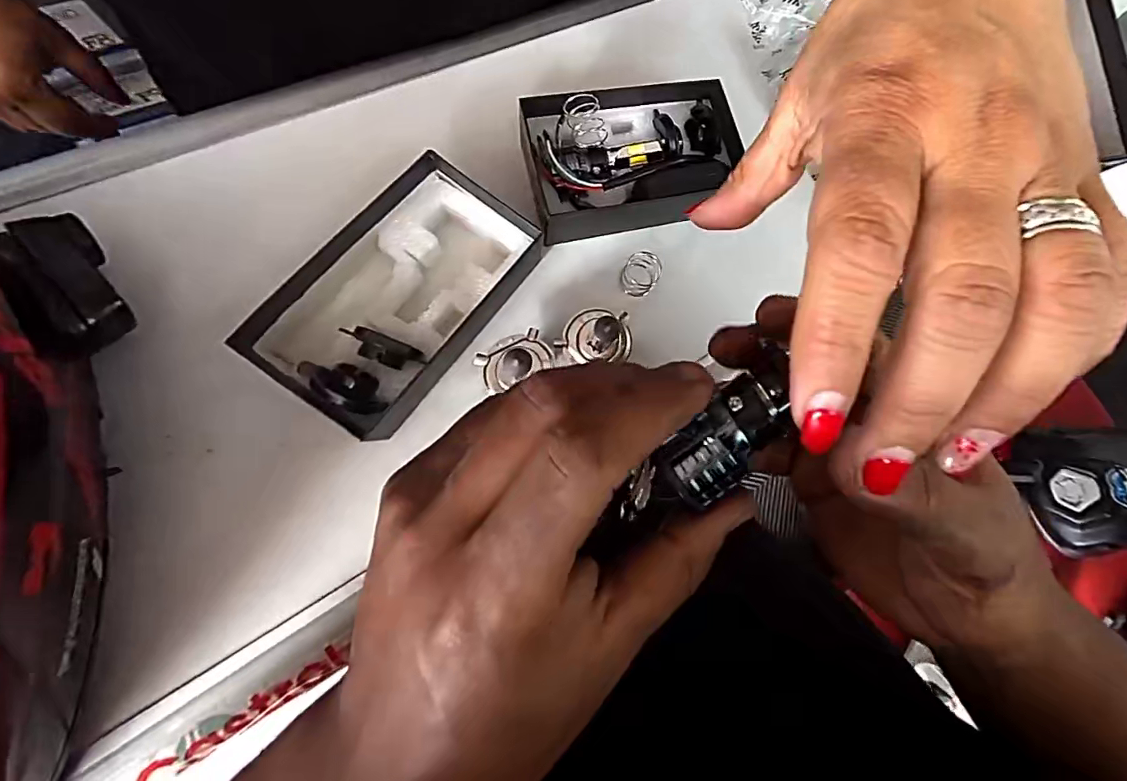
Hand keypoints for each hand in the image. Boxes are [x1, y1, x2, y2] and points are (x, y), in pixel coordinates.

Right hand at [0, 0, 124, 137]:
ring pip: (20, 124)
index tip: (112, 124)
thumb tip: (117, 95)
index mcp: (19, 89)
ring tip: (68, 109)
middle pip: (46, 128)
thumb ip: (93, 73)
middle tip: (95, 118)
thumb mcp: (57, 40)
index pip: (70, 123)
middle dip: (74, 126)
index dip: (97, 127)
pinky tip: (31, 98)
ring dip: (47, 121)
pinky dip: (20, 111)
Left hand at [265, 364, 751, 780]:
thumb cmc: (501, 720)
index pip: (578, 455)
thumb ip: (675, 563)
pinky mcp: (406, 482)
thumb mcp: (606, 650)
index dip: (646, 406)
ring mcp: (414, 496)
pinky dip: (546, 404)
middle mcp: (441, 527)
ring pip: (515, 397)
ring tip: (634, 403)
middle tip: (672, 391)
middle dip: (623, 382)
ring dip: (587, 384)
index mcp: (497, 585)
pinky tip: (578, 421)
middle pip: (544, 406)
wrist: (398, 748)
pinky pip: (487, 415)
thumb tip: (728, 502)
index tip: (693, 390)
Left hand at [691, 0, 1126, 496]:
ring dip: (1007, 395)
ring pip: (1055, 299)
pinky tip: (1025, 395)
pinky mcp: (1095, 178)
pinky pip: (1109, 277)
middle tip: (878, 460)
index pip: (861, 241)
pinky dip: (1075, 353)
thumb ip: (758, 171)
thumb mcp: (802, 89)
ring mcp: (1046, 163)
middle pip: (963, 292)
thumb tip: (711, 223)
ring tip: (951, 453)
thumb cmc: (885, 24)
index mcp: (884, 116)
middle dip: (920, 396)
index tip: (817, 410)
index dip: (837, 335)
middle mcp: (973, 143)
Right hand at [709, 296, 1058, 648]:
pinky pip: (771, 451)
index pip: (862, 346)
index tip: (775, 319)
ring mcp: (837, 446)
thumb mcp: (963, 519)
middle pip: (813, 363)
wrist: (970, 616)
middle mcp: (870, 414)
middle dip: (769, 346)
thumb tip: (854, 460)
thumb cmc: (990, 551)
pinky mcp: (812, 482)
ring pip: (784, 402)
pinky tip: (739, 445)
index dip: (817, 327)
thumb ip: (910, 489)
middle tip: (736, 345)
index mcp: (914, 400)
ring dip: (753, 391)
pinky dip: (750, 443)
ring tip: (725, 391)